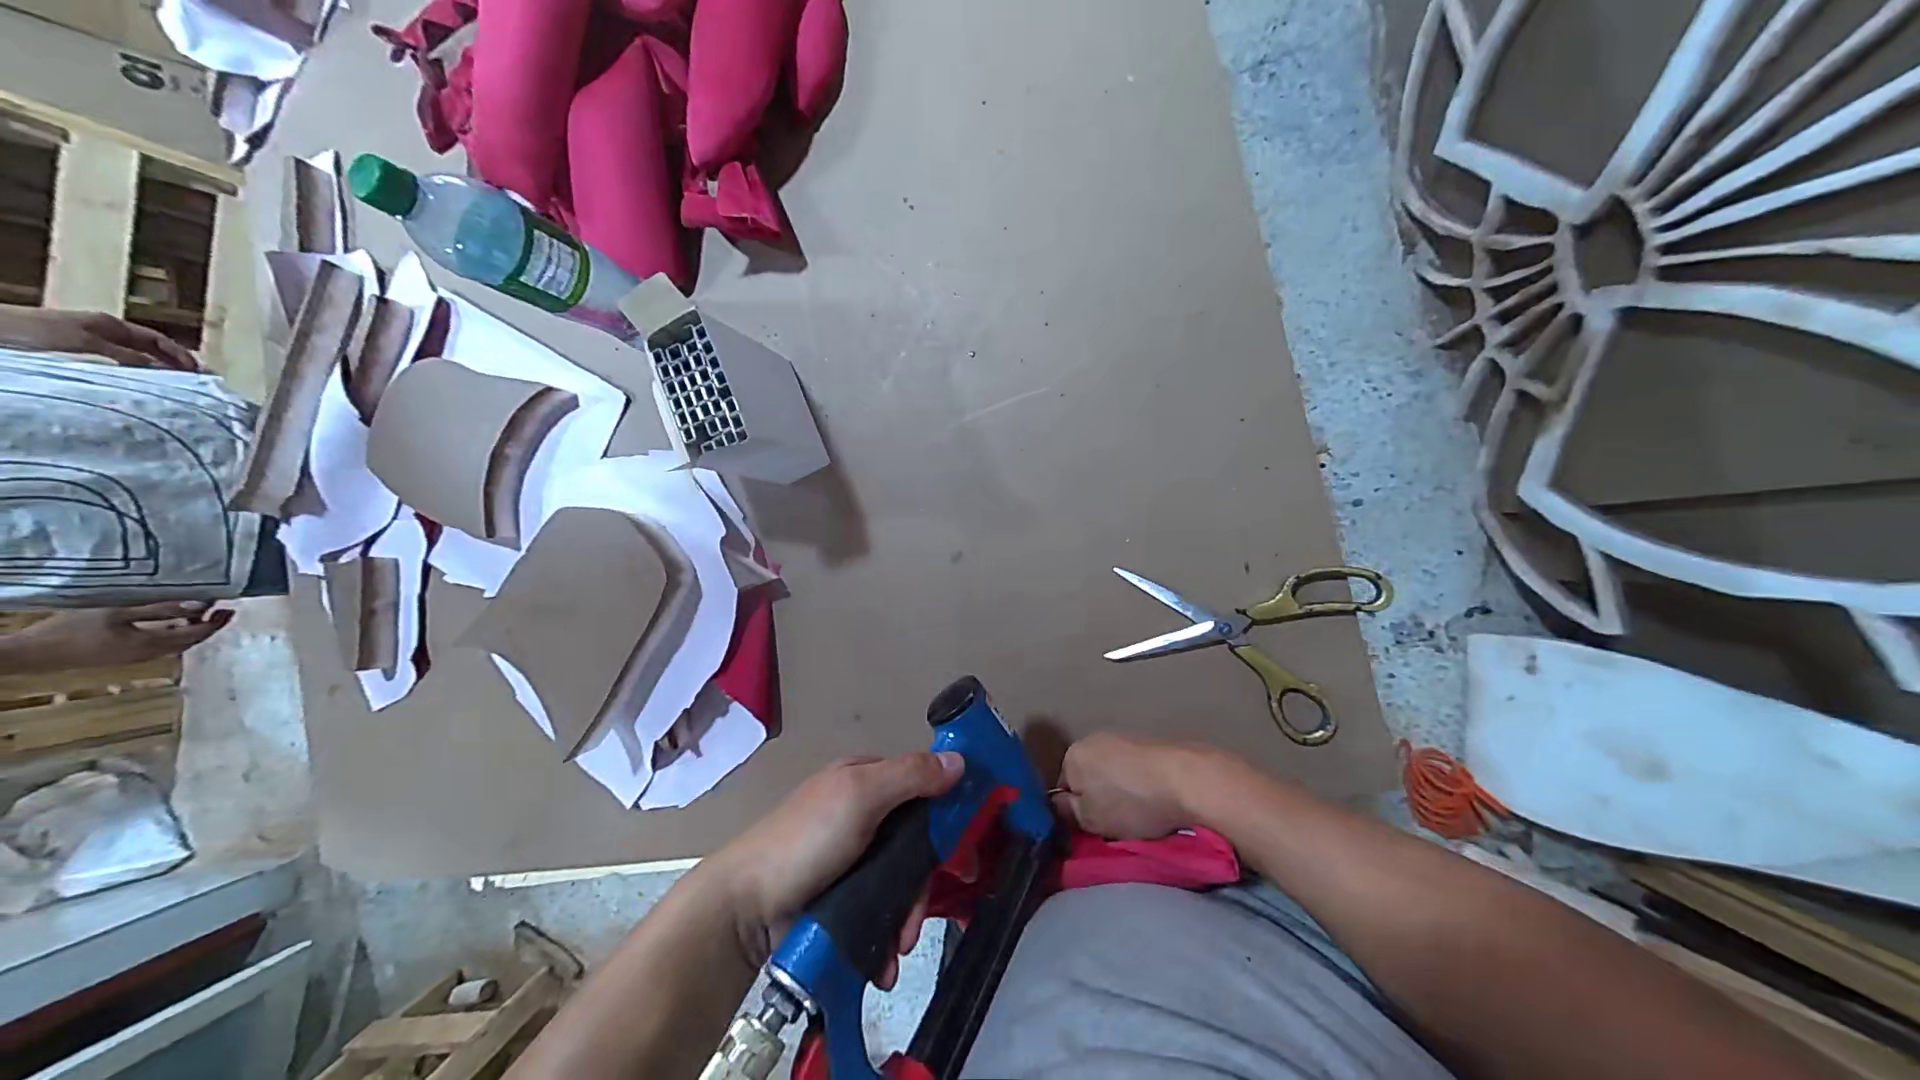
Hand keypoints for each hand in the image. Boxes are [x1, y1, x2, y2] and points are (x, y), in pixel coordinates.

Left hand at [0, 305, 198, 369]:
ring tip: (174, 383)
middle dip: (174, 361)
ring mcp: (90, 339)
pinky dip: (136, 371)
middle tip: (196, 380)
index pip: (158, 339)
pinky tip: (141, 382)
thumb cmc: (35, 332)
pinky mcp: (77, 350)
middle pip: (149, 347)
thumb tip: (164, 369)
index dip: (181, 354)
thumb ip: (126, 356)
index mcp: (111, 324)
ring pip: (135, 354)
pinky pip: (118, 361)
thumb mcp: (86, 344)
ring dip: (156, 367)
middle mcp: (105, 330)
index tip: (201, 372)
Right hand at [0, 603, 233, 673]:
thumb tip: (201, 604)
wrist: (31, 654)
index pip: (197, 634)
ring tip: (200, 612)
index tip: (230, 609)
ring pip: (177, 644)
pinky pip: (160, 646)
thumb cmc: (72, 629)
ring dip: (192, 630)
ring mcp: (136, 657)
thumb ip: (160, 610)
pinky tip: (171, 622)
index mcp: (152, 643)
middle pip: (191, 641)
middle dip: (209, 626)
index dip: (217, 623)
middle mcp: (150, 654)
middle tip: (222, 610)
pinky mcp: (124, 657)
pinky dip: (174, 634)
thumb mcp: (118, 613)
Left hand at [704, 751, 964, 983]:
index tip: (969, 849)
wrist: (744, 909)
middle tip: (925, 912)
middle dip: (924, 881)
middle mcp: (862, 813)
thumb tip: (960, 760)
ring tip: (900, 945)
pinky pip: (881, 910)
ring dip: (908, 916)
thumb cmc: (805, 840)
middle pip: (916, 841)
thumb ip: (910, 776)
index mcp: (864, 779)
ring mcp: (852, 858)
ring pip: (902, 881)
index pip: (922, 785)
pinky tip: (886, 957)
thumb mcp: (859, 795)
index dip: (949, 812)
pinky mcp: (843, 897)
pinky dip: (888, 934)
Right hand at [1052, 733, 1232, 839]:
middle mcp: (1095, 738)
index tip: (1091, 831)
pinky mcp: (1154, 744)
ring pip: (1115, 774)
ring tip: (1141, 816)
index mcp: (1074, 753)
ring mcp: (1126, 737)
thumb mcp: (1090, 819)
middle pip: (1089, 778)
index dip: (1075, 814)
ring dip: (1123, 793)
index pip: (1063, 789)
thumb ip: (1066, 812)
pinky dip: (1144, 786)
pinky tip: (1158, 802)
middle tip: (1115, 827)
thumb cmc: (1132, 802)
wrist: (1191, 781)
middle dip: (1100, 800)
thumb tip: (1058, 805)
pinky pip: (1138, 771)